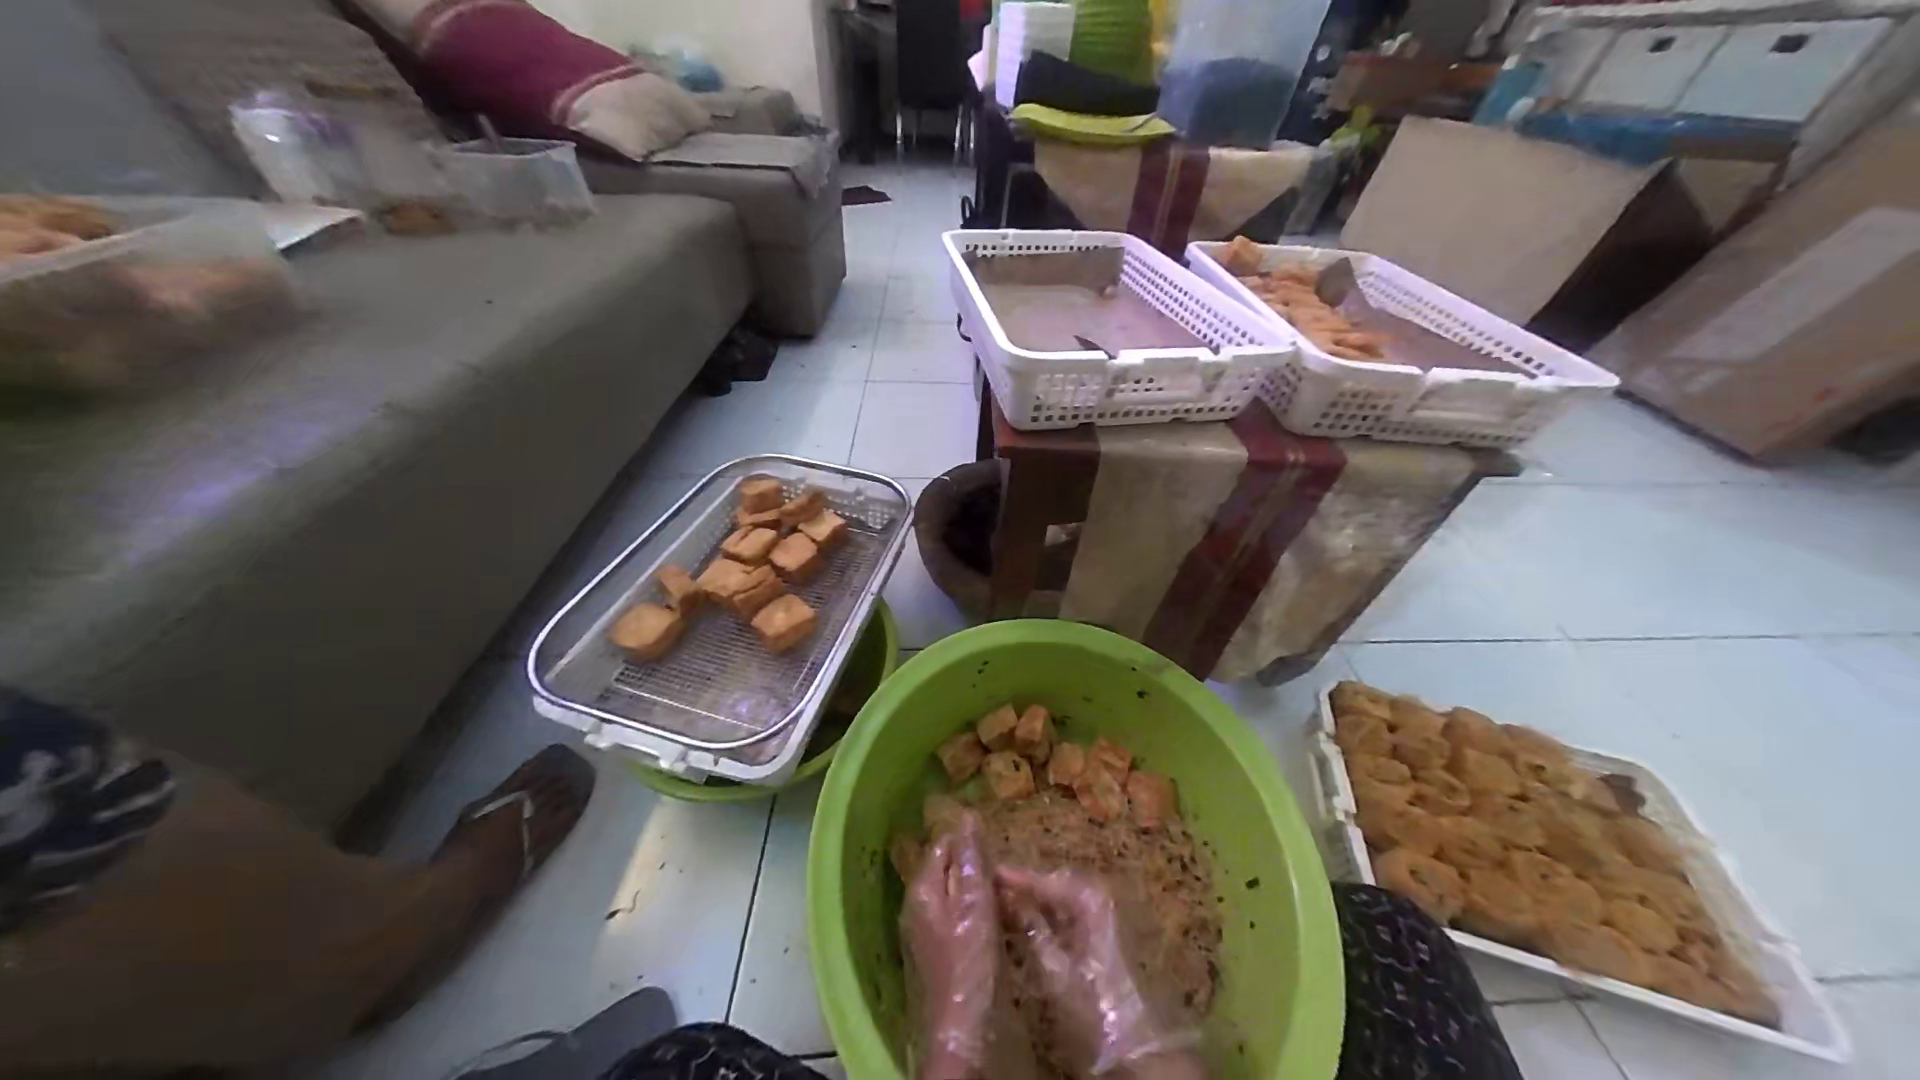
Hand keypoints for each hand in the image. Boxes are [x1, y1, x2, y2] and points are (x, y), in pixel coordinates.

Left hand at [902, 810, 996, 1078]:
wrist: (957, 1038)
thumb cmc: (967, 968)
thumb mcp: (975, 909)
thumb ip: (970, 864)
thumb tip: (966, 815)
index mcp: (922, 890)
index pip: (942, 845)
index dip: (967, 838)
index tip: (997, 840)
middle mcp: (915, 907)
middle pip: (945, 870)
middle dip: (973, 865)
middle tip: (1006, 869)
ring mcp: (922, 934)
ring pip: (951, 896)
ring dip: (975, 891)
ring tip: (1006, 892)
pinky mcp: (935, 956)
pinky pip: (955, 920)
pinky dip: (974, 915)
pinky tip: (994, 924)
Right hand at [995, 866, 1198, 1076]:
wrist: (1141, 1054)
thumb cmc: (1094, 1008)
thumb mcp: (1053, 970)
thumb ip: (1029, 927)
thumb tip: (1004, 896)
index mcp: (1091, 901)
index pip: (1047, 880)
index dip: (1016, 878)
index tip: (988, 876)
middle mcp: (1103, 903)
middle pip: (1057, 887)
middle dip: (1026, 890)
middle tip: (993, 895)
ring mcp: (1109, 923)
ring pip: (1065, 905)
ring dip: (1037, 908)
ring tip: (1005, 913)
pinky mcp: (1109, 944)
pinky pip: (1073, 921)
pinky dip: (1051, 924)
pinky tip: (1031, 934)